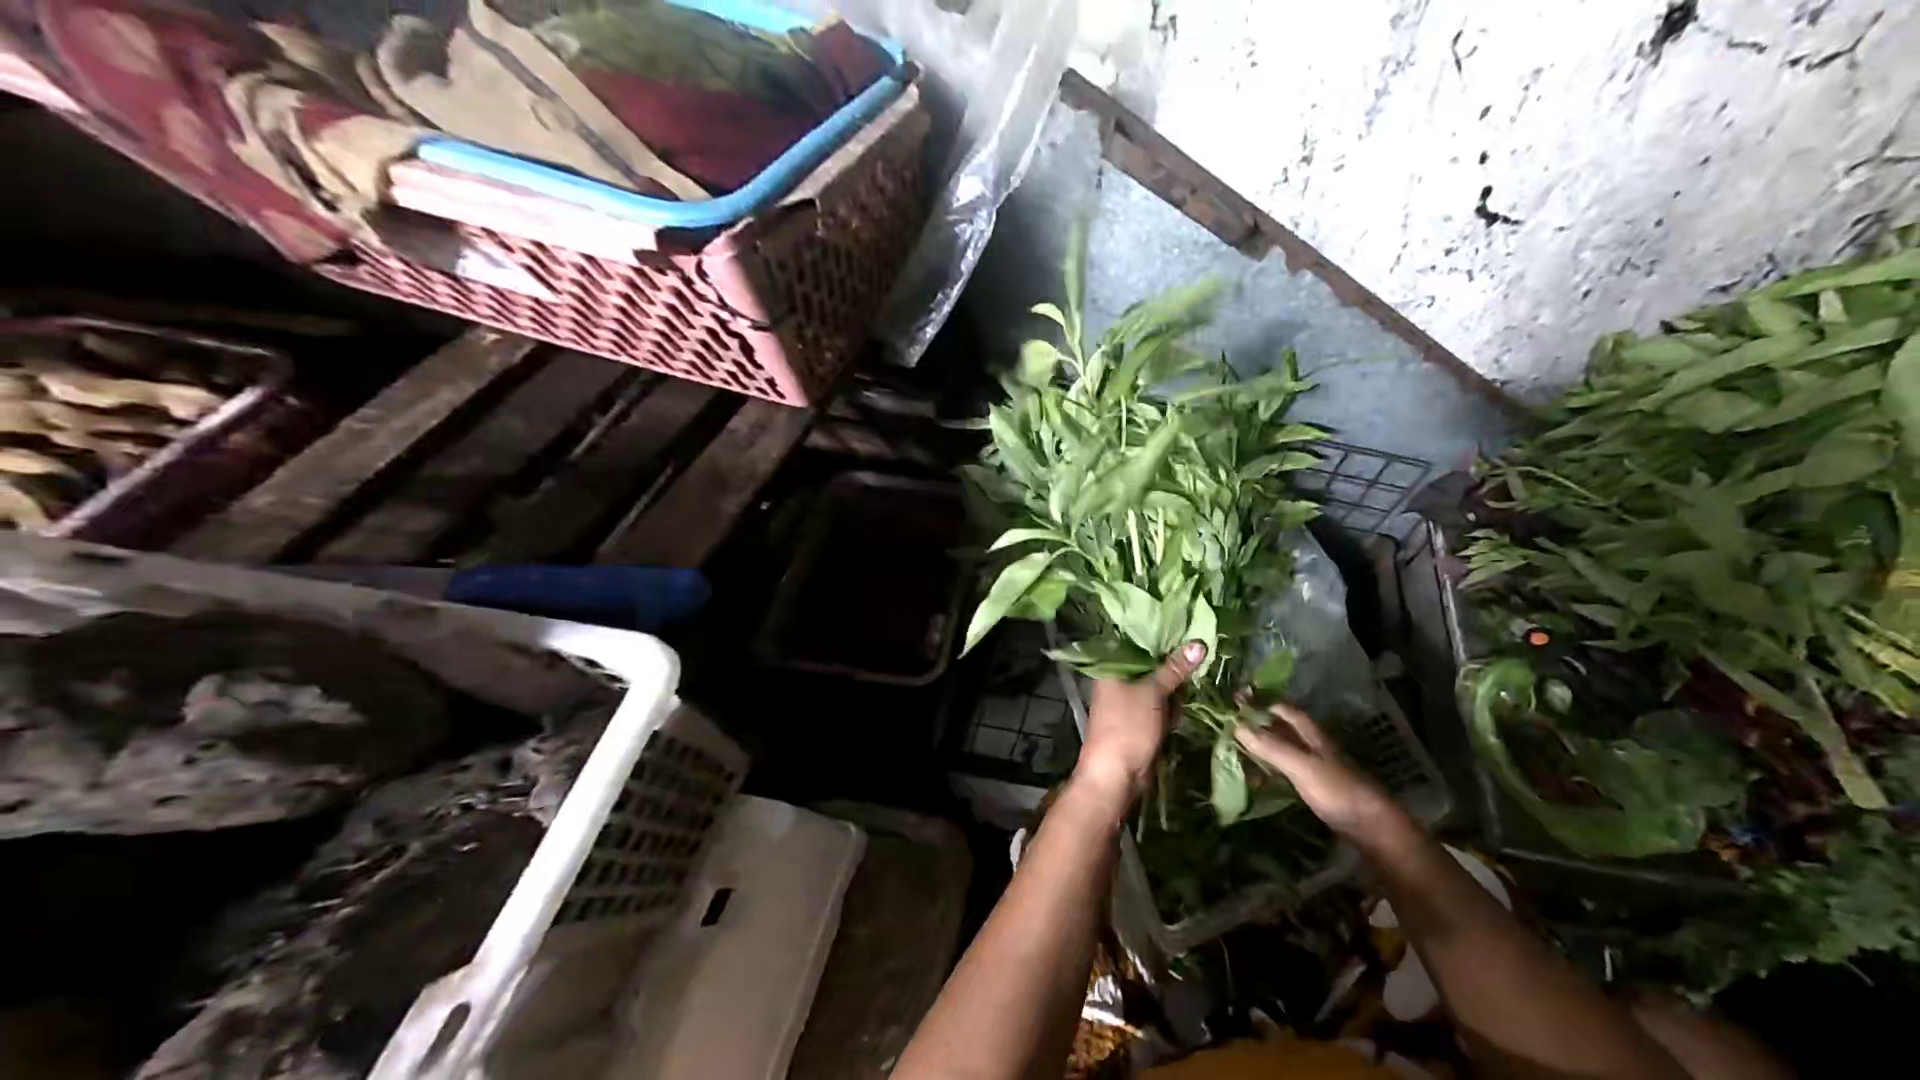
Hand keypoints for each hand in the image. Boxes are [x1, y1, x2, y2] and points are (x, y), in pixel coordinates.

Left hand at [1075, 641, 1206, 802]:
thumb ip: (1174, 669)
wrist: (1117, 774)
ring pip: (1159, 686)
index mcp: (1112, 669)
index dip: (1162, 638)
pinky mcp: (1141, 720)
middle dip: (1174, 664)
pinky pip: (1161, 706)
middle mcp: (1118, 681)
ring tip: (1200, 675)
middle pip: (1151, 665)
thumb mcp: (1152, 693)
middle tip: (1203, 652)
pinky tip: (1189, 703)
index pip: (1136, 642)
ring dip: (1177, 688)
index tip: (1188, 628)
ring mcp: (1130, 702)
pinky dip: (1173, 707)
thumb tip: (1199, 643)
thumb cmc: (1128, 726)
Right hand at [1235, 702, 1407, 841]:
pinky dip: (1267, 770)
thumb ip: (1270, 746)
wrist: (1373, 828)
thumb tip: (1236, 725)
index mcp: (1311, 733)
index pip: (1283, 709)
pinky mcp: (1314, 787)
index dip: (1260, 702)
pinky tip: (1254, 778)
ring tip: (1233, 753)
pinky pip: (1284, 770)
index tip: (1235, 702)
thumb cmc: (1338, 790)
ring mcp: (1314, 766)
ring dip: (1259, 748)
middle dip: (1256, 725)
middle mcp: (1312, 745)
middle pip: (1280, 728)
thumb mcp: (1301, 765)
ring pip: (1281, 749)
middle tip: (1227, 728)